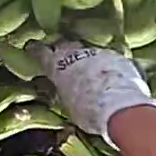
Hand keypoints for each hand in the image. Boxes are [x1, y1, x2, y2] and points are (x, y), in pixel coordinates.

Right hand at [34, 41, 155, 141]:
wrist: (123, 108)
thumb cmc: (89, 111)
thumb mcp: (67, 105)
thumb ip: (63, 91)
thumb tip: (63, 90)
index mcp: (57, 65)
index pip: (41, 52)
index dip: (36, 50)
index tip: (32, 47)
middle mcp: (75, 53)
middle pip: (65, 44)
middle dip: (62, 48)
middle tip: (61, 55)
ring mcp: (97, 53)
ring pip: (88, 50)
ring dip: (86, 58)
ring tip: (89, 69)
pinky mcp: (118, 57)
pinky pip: (108, 58)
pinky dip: (106, 65)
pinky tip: (110, 76)